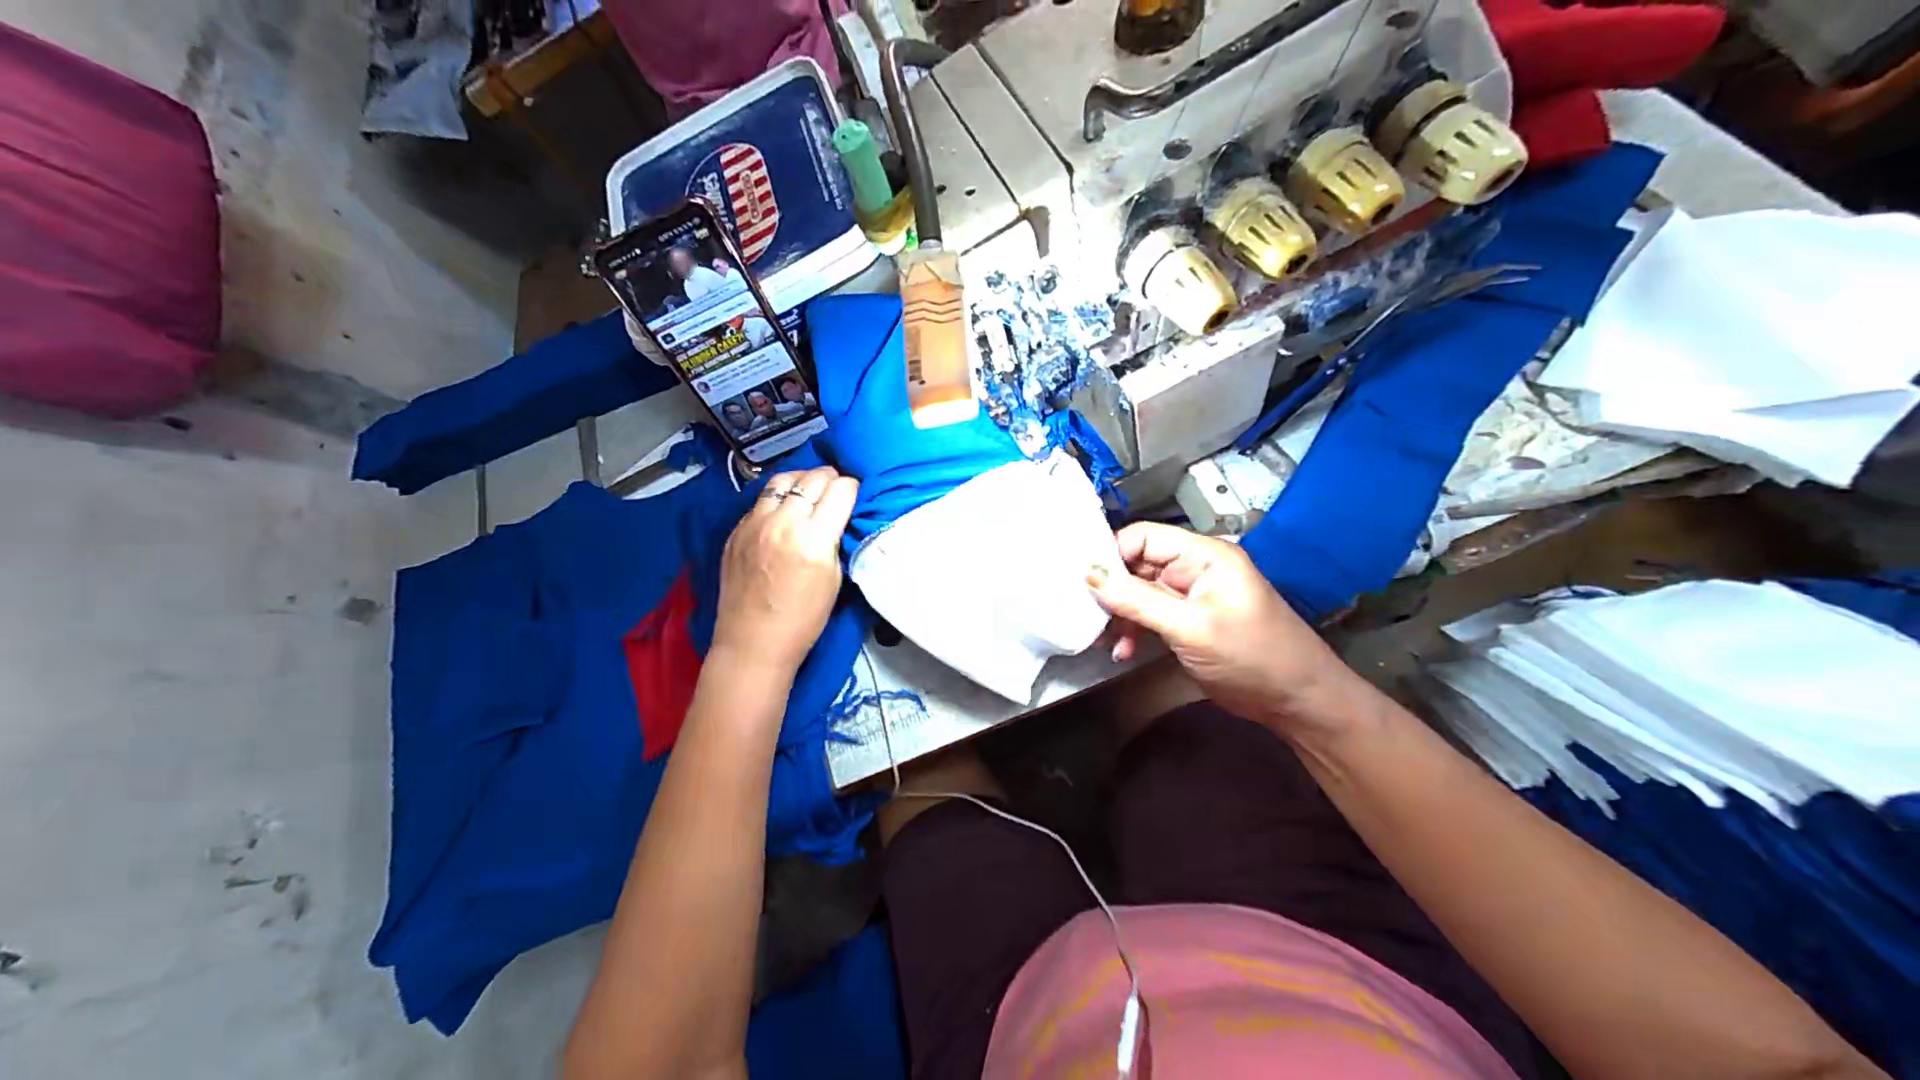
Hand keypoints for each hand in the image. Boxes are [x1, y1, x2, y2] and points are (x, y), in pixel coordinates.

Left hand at [711, 466, 859, 675]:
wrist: (753, 642)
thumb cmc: (803, 620)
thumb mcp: (834, 579)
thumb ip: (834, 541)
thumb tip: (835, 517)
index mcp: (813, 539)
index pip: (840, 490)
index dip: (852, 488)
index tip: (854, 495)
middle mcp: (783, 523)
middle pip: (813, 478)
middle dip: (830, 479)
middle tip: (836, 489)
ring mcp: (754, 524)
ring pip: (782, 480)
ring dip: (801, 480)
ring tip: (809, 490)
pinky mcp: (736, 531)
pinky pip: (760, 500)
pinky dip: (777, 499)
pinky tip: (783, 512)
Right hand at [1087, 522, 1365, 742]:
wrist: (1297, 702)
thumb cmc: (1253, 658)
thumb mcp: (1190, 628)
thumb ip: (1137, 599)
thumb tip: (1088, 574)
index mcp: (1203, 555)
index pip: (1142, 537)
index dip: (1110, 555)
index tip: (1082, 582)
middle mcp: (1194, 568)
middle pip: (1136, 564)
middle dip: (1111, 590)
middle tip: (1087, 616)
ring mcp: (1191, 596)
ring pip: (1138, 592)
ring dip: (1120, 615)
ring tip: (1106, 640)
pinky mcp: (1188, 621)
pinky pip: (1149, 615)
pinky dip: (1133, 630)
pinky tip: (1123, 651)